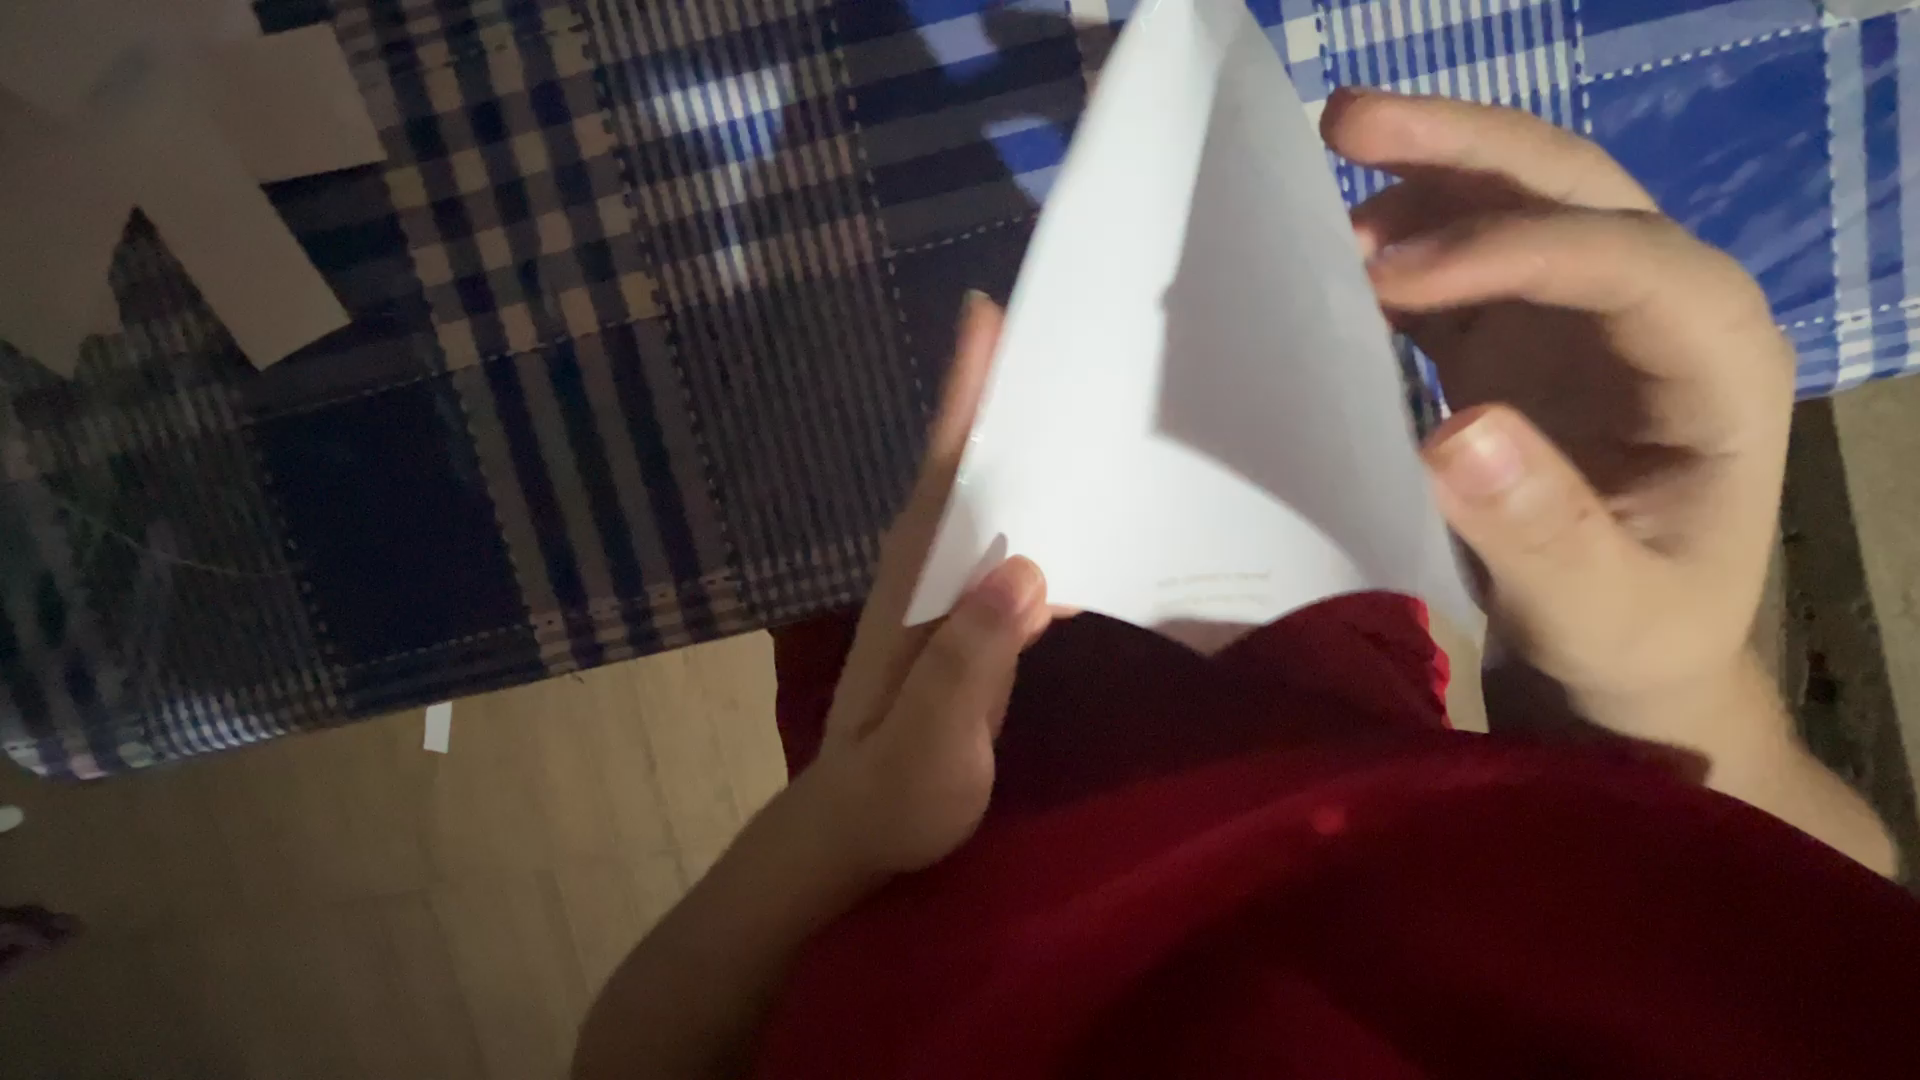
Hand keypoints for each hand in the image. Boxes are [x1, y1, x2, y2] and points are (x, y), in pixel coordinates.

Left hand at [797, 293, 1051, 875]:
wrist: (860, 826)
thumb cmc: (893, 793)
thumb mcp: (931, 743)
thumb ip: (968, 662)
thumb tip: (1023, 569)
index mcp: (915, 586)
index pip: (942, 473)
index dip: (962, 397)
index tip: (984, 316)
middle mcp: (927, 572)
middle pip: (965, 466)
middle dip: (1002, 397)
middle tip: (1063, 334)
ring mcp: (947, 593)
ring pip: (988, 499)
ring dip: (1025, 447)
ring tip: (1087, 399)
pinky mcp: (967, 618)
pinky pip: (1007, 543)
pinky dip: (1038, 510)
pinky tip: (1083, 504)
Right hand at [1321, 89, 1794, 741]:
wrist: (1618, 651)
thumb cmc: (1627, 635)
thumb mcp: (1596, 607)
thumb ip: (1542, 531)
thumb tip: (1454, 432)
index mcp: (1714, 367)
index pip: (1627, 263)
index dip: (1507, 250)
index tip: (1384, 277)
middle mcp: (1654, 317)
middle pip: (1572, 191)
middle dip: (1462, 147)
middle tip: (1345, 121)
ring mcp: (1576, 324)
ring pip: (1510, 209)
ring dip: (1419, 181)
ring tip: (1322, 178)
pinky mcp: (1514, 346)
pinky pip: (1457, 271)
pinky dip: (1397, 250)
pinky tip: (1338, 257)